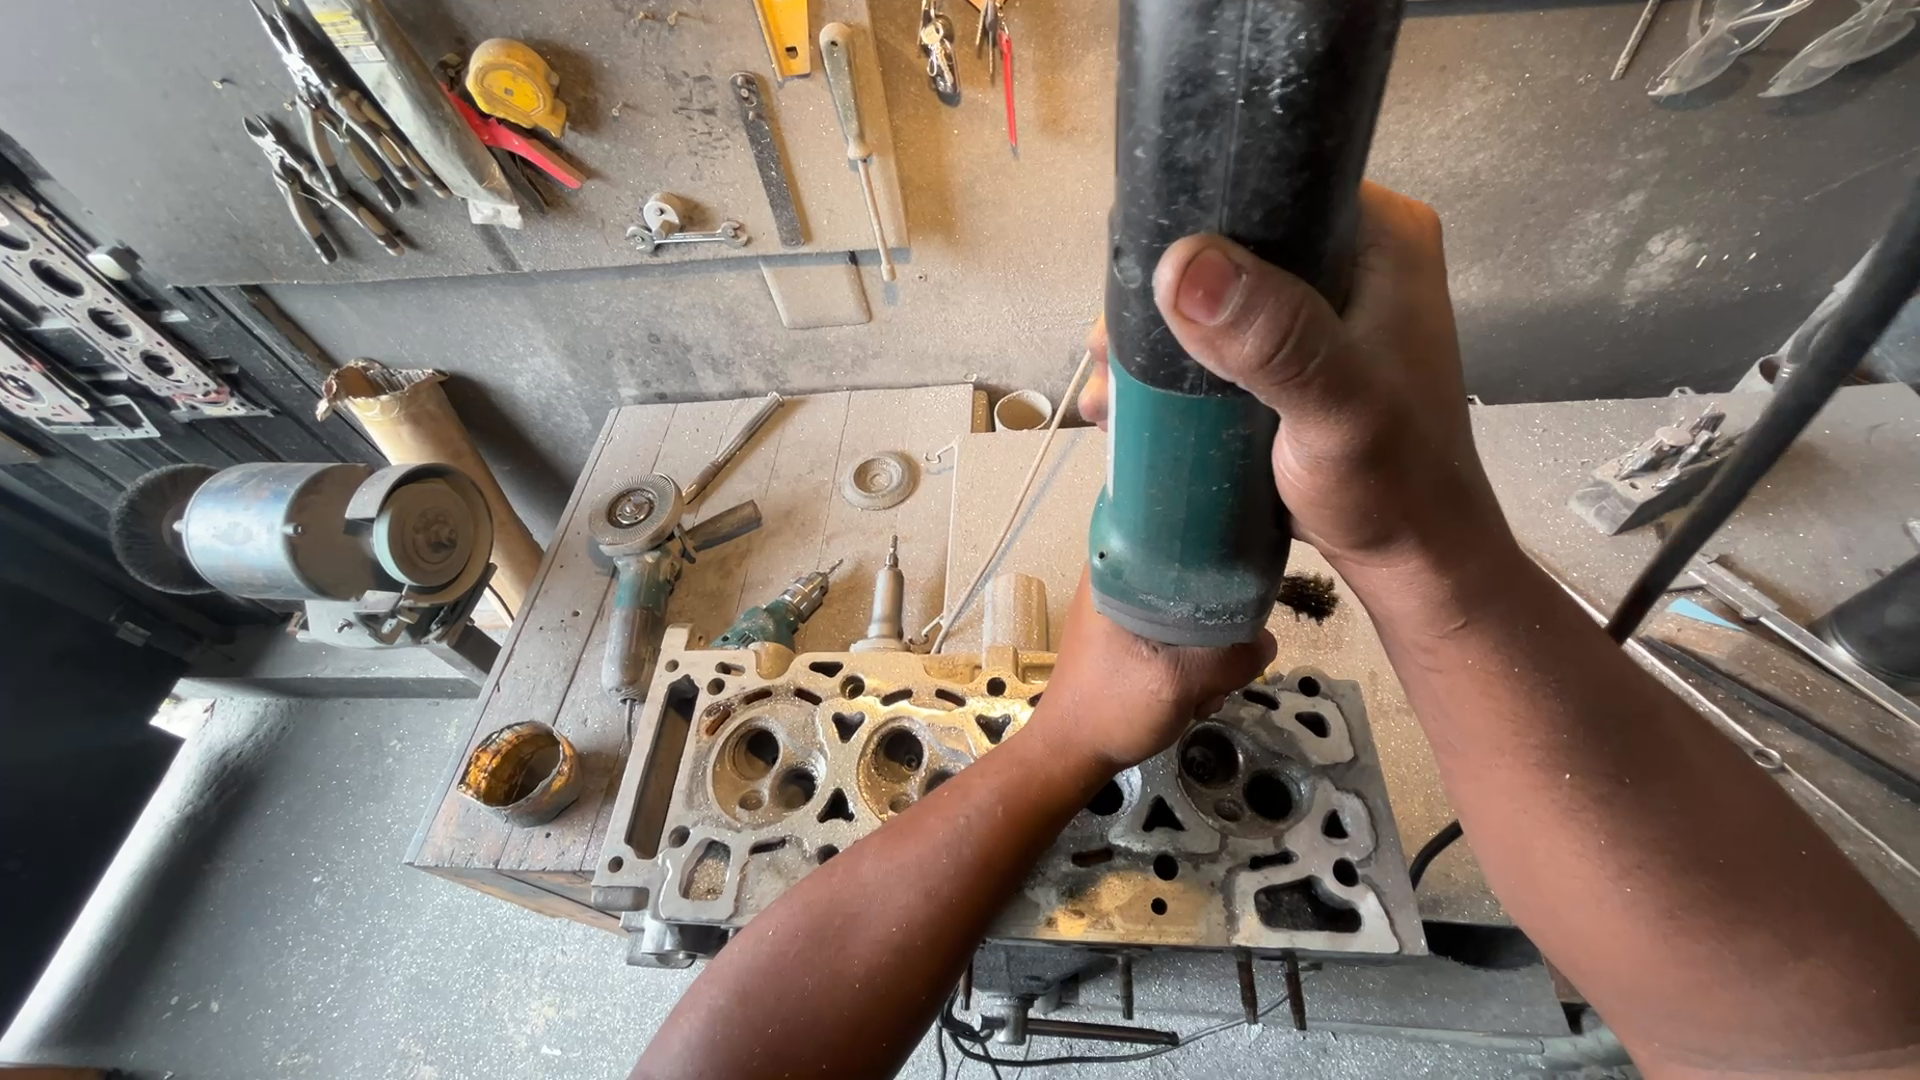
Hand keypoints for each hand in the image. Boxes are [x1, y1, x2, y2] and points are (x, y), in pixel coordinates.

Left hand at [1026, 571, 1274, 771]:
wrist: (1071, 752)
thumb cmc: (1111, 706)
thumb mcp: (1178, 679)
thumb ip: (1230, 656)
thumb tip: (1267, 642)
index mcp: (1115, 569)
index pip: (1182, 544)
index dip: (1219, 571)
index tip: (1241, 602)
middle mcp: (1118, 581)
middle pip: (1194, 589)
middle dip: (1215, 636)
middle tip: (1210, 674)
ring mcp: (1124, 614)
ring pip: (1190, 622)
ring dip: (1204, 662)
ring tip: (1194, 694)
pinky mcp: (1130, 642)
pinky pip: (1177, 643)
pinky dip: (1189, 671)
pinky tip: (1186, 700)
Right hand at [1079, 182, 1512, 583]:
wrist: (1404, 555)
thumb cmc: (1390, 483)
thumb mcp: (1337, 406)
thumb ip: (1273, 339)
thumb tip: (1181, 267)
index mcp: (1375, 236)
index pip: (1267, 186)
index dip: (1187, 218)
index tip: (1124, 274)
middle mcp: (1340, 261)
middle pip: (1221, 251)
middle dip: (1150, 303)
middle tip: (1103, 352)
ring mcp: (1307, 315)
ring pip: (1205, 303)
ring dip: (1146, 346)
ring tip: (1103, 391)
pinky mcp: (1280, 361)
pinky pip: (1208, 347)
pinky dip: (1163, 374)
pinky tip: (1123, 405)